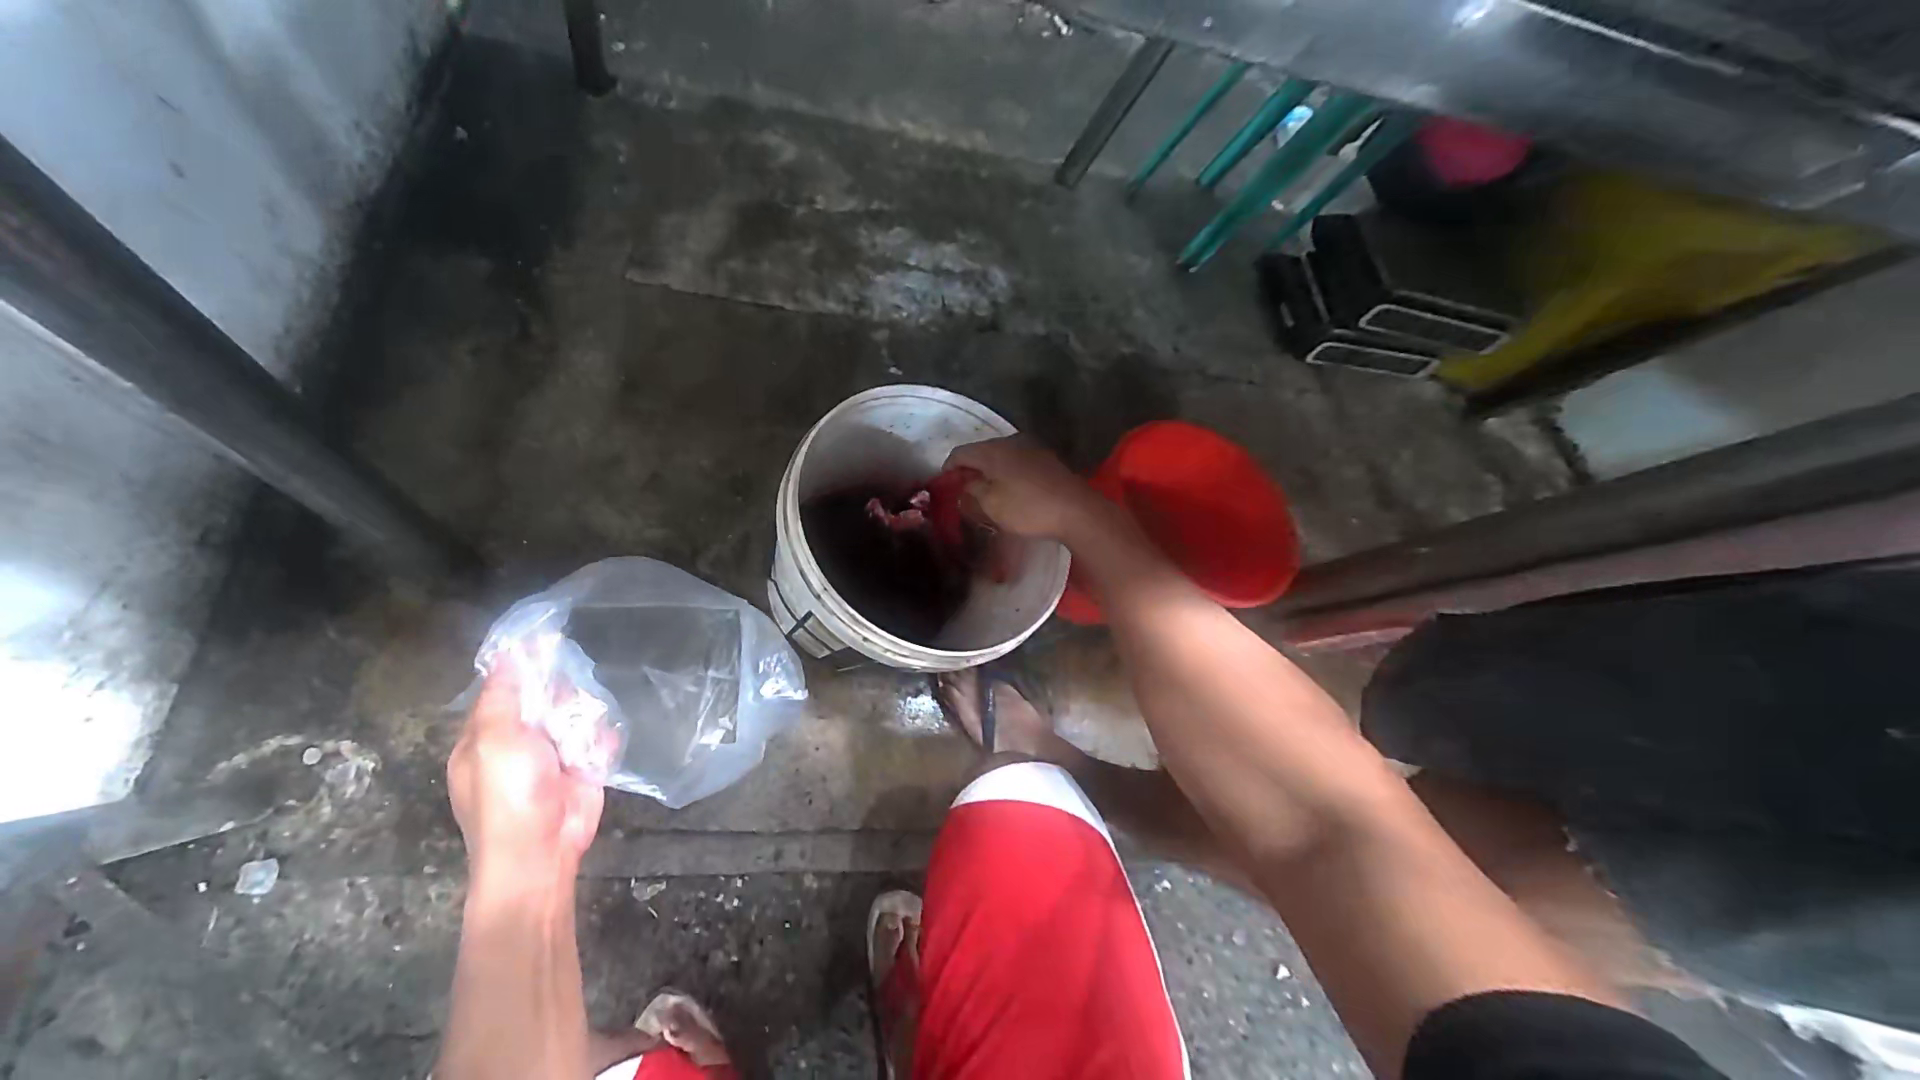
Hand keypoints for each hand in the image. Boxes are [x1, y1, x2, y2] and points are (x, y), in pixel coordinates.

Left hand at [447, 663, 604, 890]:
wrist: (541, 850)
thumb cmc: (508, 794)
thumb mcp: (495, 739)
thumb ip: (503, 695)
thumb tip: (508, 654)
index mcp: (486, 735)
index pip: (505, 687)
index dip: (525, 664)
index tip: (550, 640)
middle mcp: (520, 741)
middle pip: (546, 696)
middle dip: (561, 693)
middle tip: (567, 700)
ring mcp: (554, 755)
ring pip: (577, 714)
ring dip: (583, 719)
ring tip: (579, 736)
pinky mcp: (584, 767)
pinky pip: (598, 738)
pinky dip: (601, 740)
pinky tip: (594, 752)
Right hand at [944, 436, 1116, 541]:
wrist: (1076, 511)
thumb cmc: (1028, 508)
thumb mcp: (991, 505)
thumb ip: (972, 492)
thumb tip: (966, 484)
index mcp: (993, 450)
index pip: (960, 453)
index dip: (948, 469)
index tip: (943, 486)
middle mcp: (1012, 442)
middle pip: (981, 452)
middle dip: (970, 470)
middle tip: (963, 491)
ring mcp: (1033, 449)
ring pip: (1001, 458)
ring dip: (990, 473)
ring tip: (986, 493)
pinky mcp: (1048, 461)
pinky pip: (1018, 464)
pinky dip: (1008, 475)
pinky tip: (1010, 492)